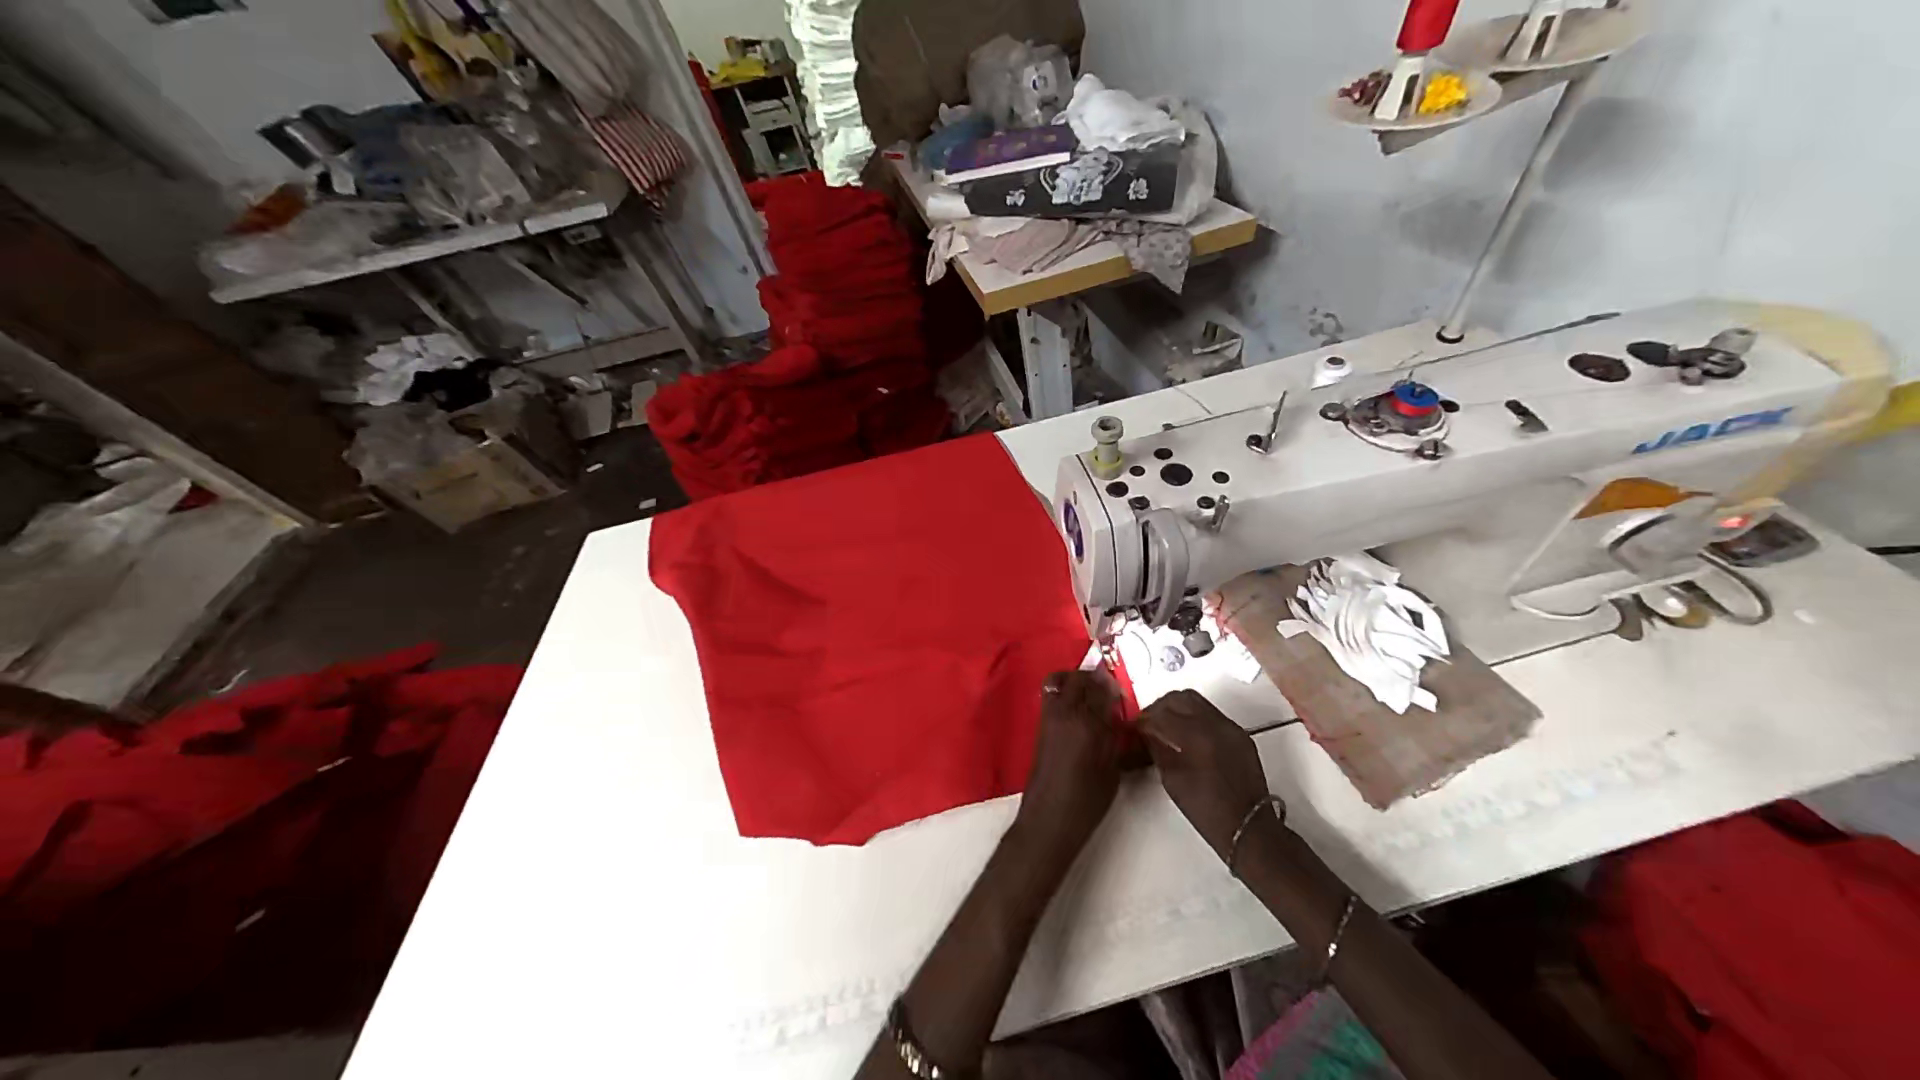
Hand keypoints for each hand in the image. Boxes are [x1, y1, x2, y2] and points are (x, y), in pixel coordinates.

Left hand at [1013, 670, 1126, 861]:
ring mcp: (1048, 717)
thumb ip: (1116, 735)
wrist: (1050, 817)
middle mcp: (1065, 713)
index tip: (1122, 688)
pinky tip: (1079, 710)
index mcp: (1087, 722)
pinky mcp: (1040, 726)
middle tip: (1108, 689)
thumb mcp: (1113, 767)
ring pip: (1059, 682)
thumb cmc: (1088, 799)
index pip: (1101, 688)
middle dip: (1094, 678)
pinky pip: (1051, 696)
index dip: (1113, 685)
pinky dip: (1063, 692)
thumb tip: (1120, 714)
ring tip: (1091, 695)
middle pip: (1078, 679)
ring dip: (1075, 681)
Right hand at [1136, 690, 1279, 860]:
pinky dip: (1195, 718)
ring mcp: (1231, 728)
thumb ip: (1158, 749)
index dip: (1144, 719)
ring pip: (1197, 702)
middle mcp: (1216, 724)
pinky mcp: (1240, 735)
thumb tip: (1147, 734)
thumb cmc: (1207, 811)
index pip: (1162, 713)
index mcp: (1197, 736)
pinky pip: (1212, 715)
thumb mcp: (1173, 780)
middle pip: (1180, 698)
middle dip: (1160, 707)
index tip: (1135, 727)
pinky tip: (1186, 736)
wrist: (1249, 827)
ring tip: (1166, 727)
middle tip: (1148, 722)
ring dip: (1178, 709)